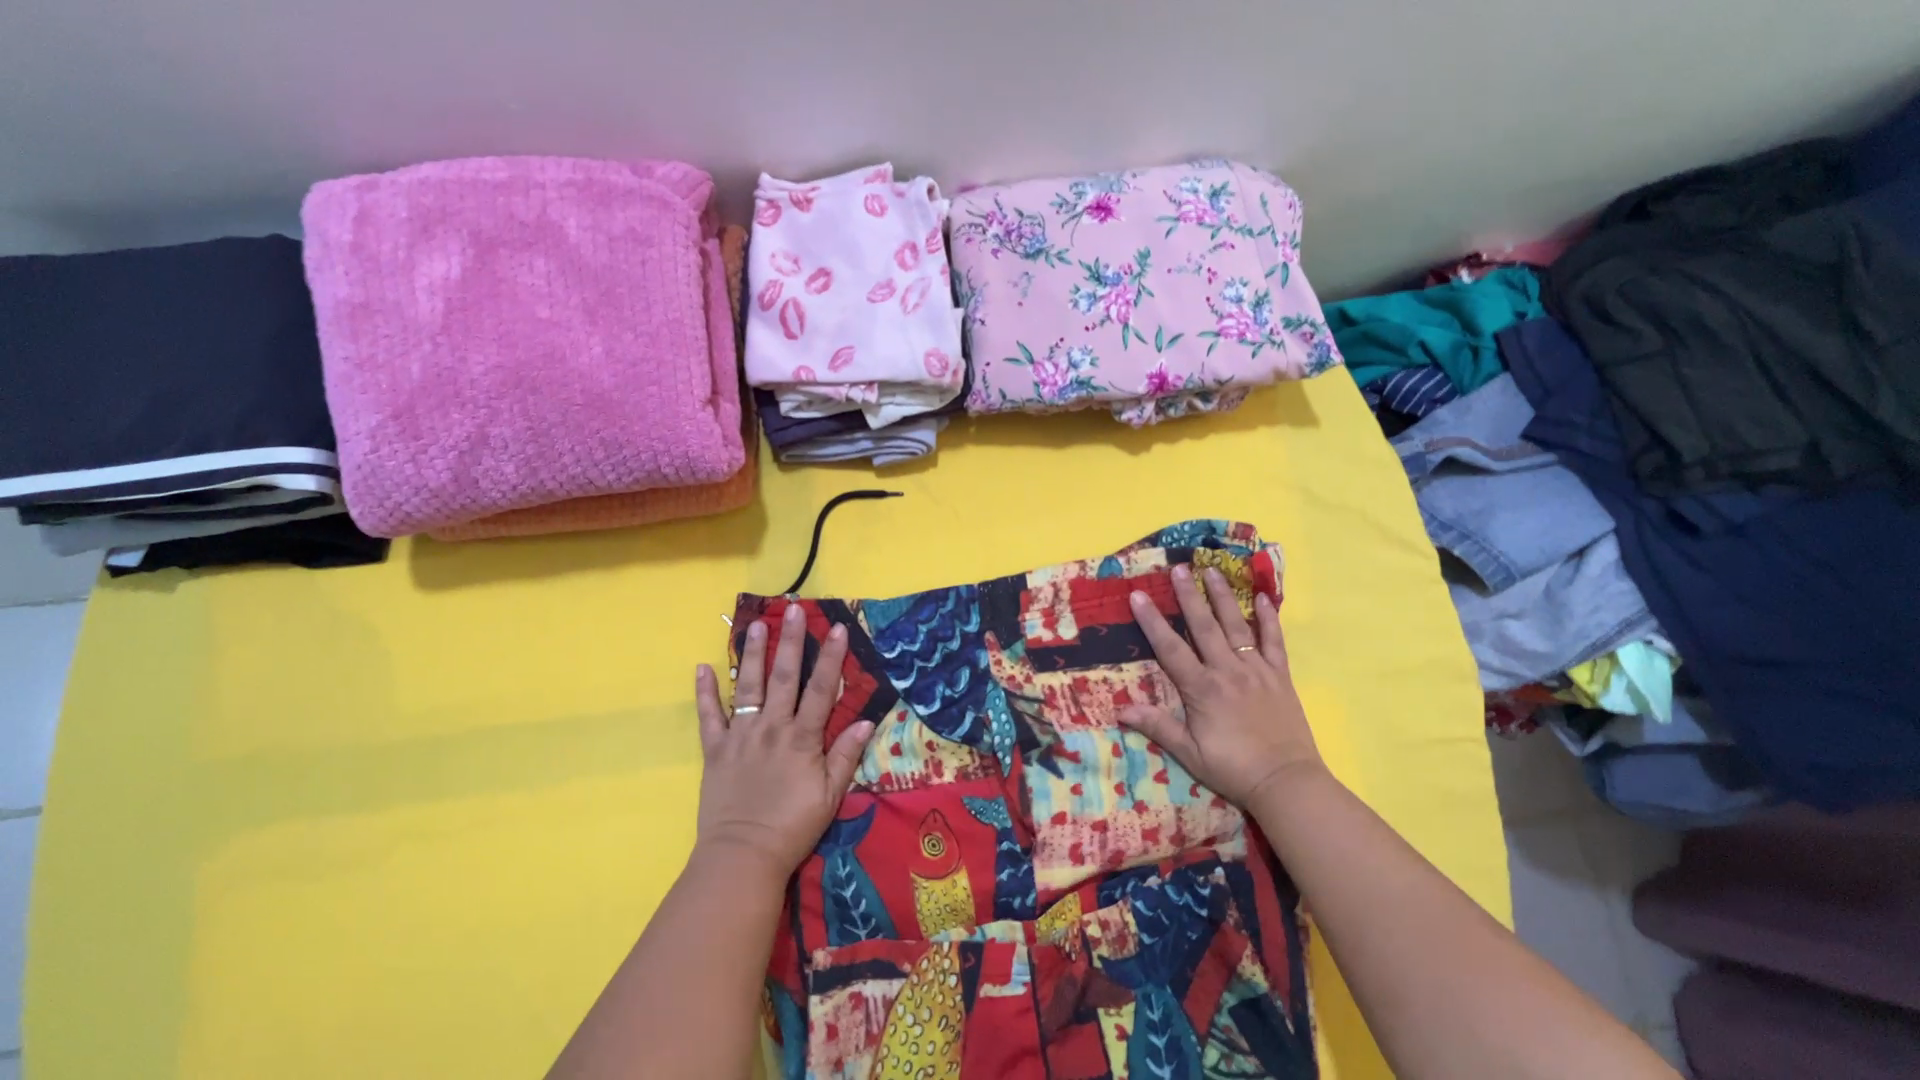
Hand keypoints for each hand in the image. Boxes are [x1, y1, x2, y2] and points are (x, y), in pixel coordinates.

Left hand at [693, 605, 874, 876]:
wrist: (743, 855)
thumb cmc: (793, 828)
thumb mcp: (830, 796)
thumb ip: (845, 756)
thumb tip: (867, 721)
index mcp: (802, 739)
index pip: (821, 690)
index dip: (830, 658)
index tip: (837, 627)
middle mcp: (772, 728)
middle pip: (783, 677)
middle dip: (790, 641)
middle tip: (792, 609)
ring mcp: (740, 737)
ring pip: (746, 687)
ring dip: (750, 654)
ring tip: (755, 624)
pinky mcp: (715, 750)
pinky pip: (708, 716)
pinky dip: (704, 691)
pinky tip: (702, 667)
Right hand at [1120, 564, 1323, 806]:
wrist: (1286, 781)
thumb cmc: (1232, 769)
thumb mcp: (1189, 752)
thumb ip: (1157, 726)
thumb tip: (1120, 709)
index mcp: (1202, 689)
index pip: (1170, 648)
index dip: (1152, 621)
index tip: (1138, 595)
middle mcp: (1227, 671)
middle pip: (1204, 626)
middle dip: (1189, 595)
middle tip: (1178, 567)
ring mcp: (1256, 670)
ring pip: (1236, 626)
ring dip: (1223, 597)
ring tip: (1212, 570)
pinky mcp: (1280, 676)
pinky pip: (1274, 641)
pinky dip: (1269, 618)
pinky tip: (1263, 598)